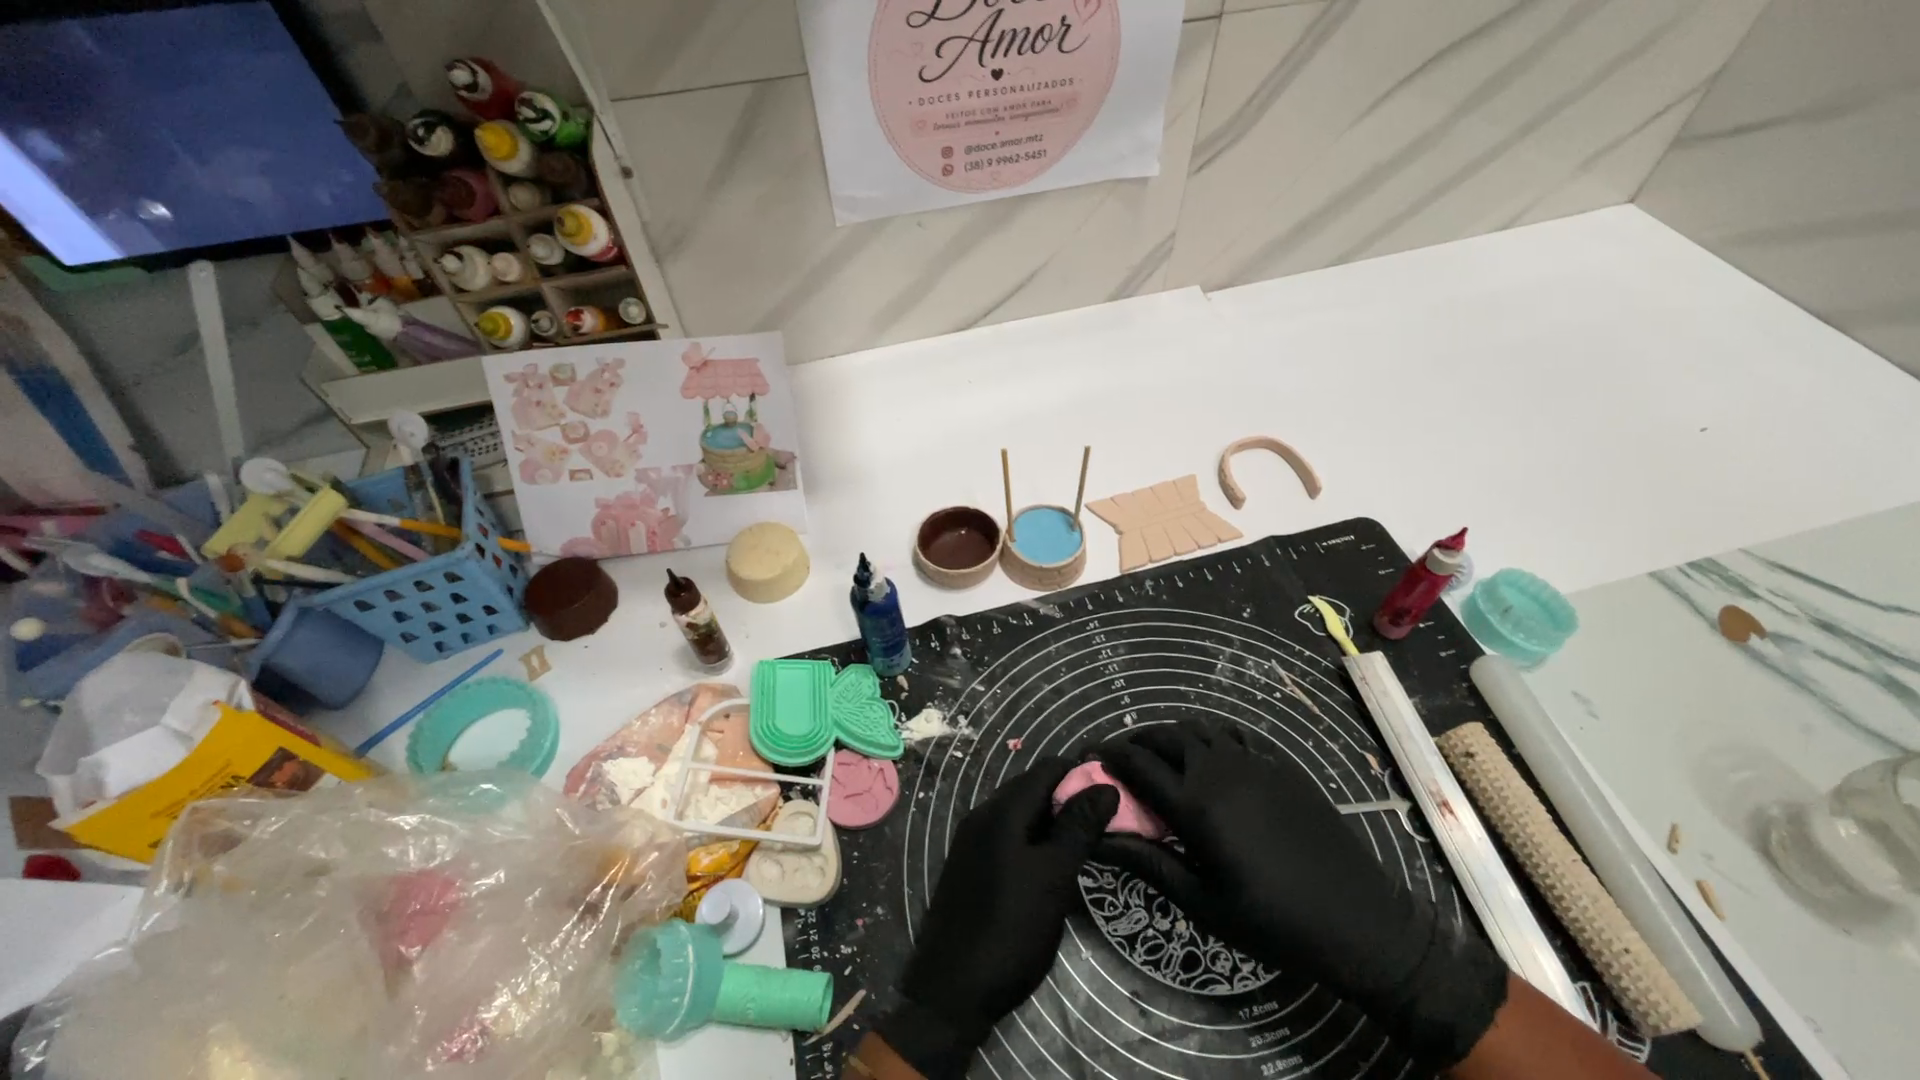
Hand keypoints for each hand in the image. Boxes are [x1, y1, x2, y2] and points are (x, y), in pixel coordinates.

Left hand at [876, 758, 1117, 1079]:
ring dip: (1055, 820)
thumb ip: (1078, 828)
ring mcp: (974, 843)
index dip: (1083, 772)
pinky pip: (1010, 838)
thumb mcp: (1053, 877)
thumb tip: (1106, 785)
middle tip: (1113, 816)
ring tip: (1093, 839)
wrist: (951, 991)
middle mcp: (982, 817)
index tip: (1119, 787)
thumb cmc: (1009, 929)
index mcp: (1001, 812)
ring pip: (1023, 815)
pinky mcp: (972, 867)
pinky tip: (1058, 863)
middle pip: (1033, 789)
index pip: (1047, 769)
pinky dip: (1037, 840)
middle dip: (1071, 796)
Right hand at [1096, 723, 1507, 1067]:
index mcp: (1196, 805)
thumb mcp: (1200, 903)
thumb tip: (1098, 840)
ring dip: (1171, 734)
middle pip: (1164, 736)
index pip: (1136, 764)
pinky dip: (1210, 735)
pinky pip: (1236, 734)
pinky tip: (1209, 756)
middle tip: (1120, 758)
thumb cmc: (1272, 923)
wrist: (1359, 920)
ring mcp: (1256, 762)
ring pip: (1200, 727)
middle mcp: (1221, 770)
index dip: (1107, 757)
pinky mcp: (1283, 765)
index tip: (1088, 760)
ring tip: (1159, 755)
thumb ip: (1146, 862)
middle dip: (1134, 741)